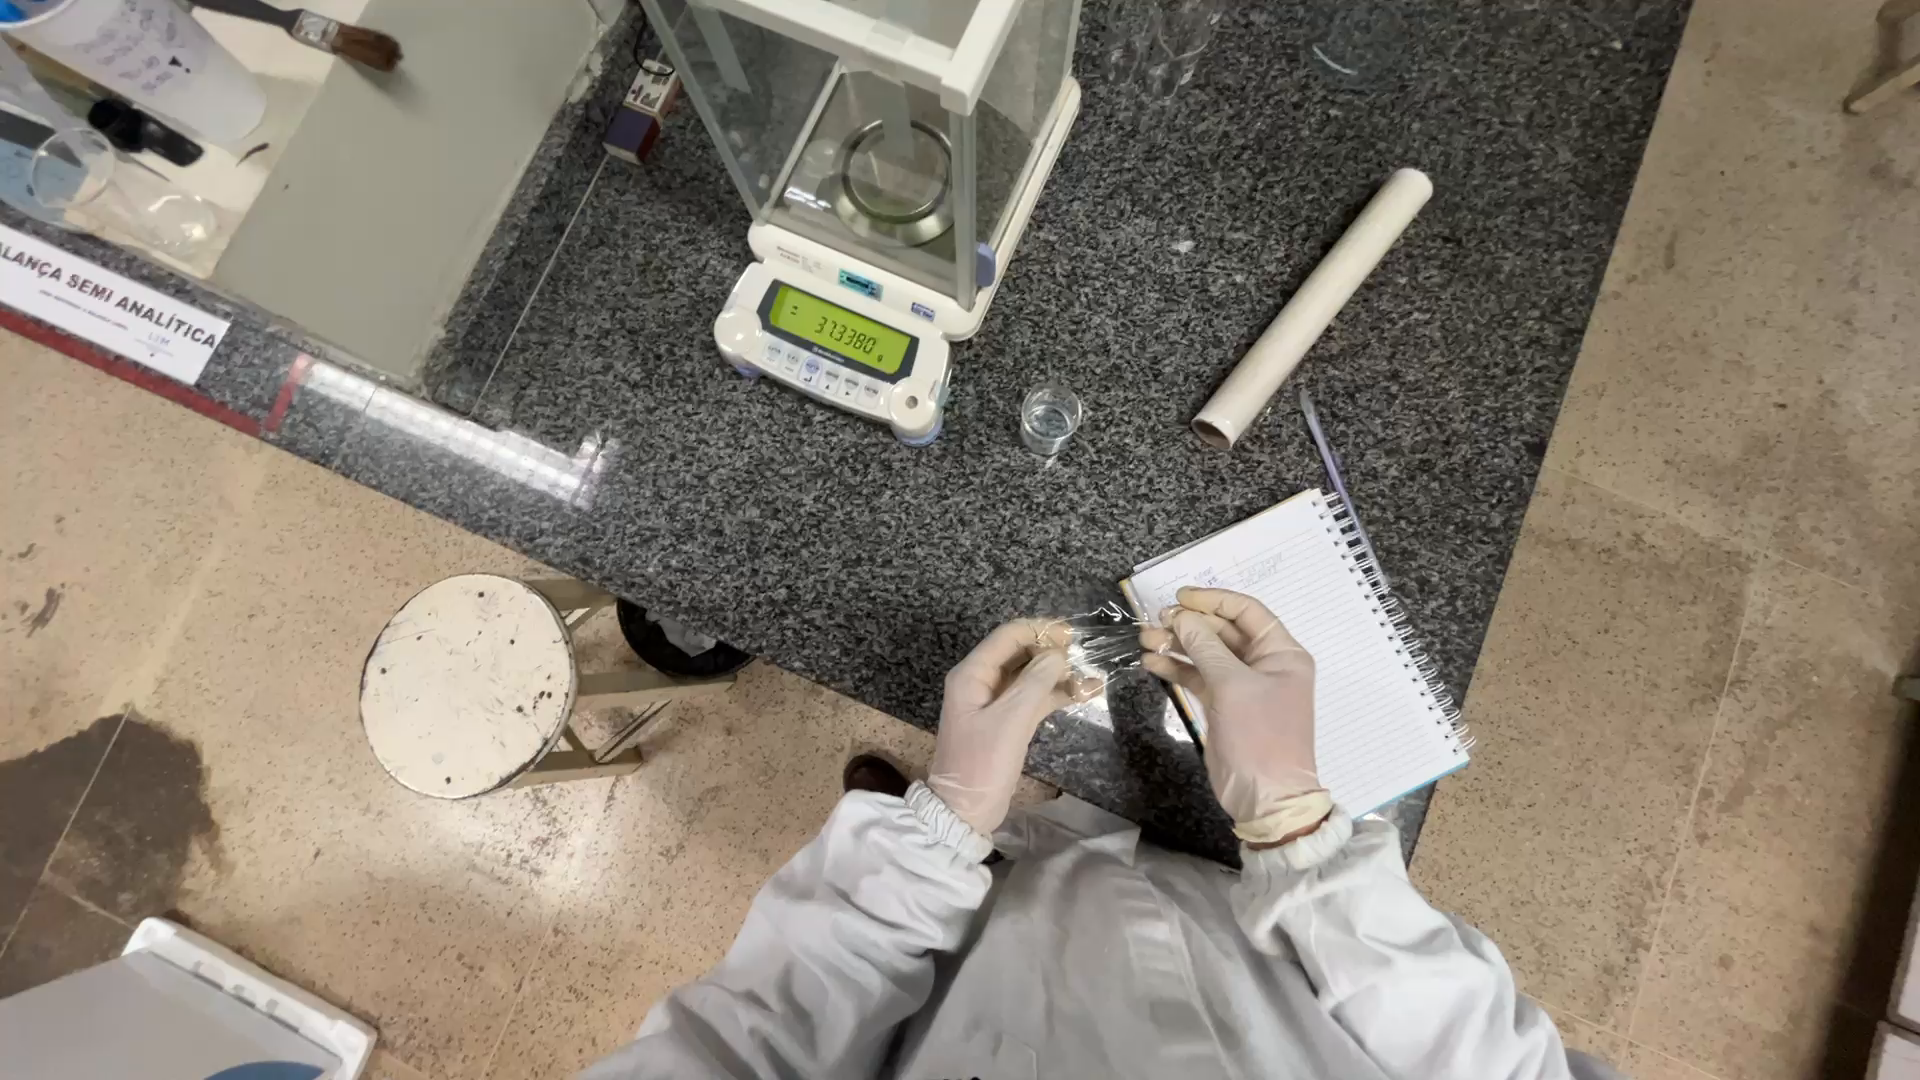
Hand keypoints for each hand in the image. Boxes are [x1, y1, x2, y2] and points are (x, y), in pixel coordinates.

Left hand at [928, 619, 1074, 834]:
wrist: (965, 812)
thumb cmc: (982, 764)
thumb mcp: (1010, 721)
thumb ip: (1034, 683)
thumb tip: (1058, 654)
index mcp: (972, 674)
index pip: (1007, 636)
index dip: (1039, 630)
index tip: (1071, 636)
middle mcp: (980, 681)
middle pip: (1019, 653)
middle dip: (1051, 652)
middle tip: (1082, 658)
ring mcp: (994, 702)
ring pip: (1029, 676)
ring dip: (1057, 675)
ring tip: (1090, 680)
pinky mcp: (1006, 721)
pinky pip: (1032, 698)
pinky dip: (1055, 695)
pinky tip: (1084, 693)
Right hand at [1139, 588, 1324, 840]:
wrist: (1264, 797)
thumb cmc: (1259, 736)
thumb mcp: (1232, 686)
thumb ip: (1205, 647)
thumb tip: (1179, 617)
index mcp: (1281, 653)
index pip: (1246, 612)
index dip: (1213, 600)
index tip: (1180, 597)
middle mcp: (1264, 663)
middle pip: (1222, 631)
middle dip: (1188, 624)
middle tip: (1156, 621)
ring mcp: (1242, 684)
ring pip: (1205, 652)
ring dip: (1177, 644)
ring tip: (1145, 640)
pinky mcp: (1223, 703)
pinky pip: (1197, 675)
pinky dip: (1176, 667)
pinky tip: (1151, 661)